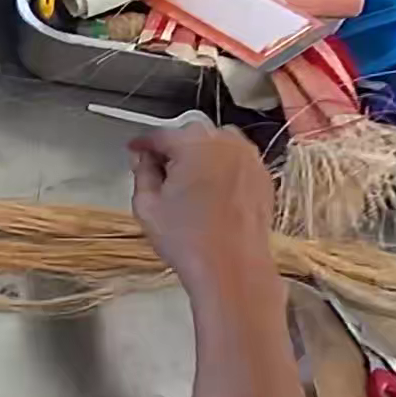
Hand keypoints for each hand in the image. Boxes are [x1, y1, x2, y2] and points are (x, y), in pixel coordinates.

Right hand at [128, 124, 278, 295]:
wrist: (230, 265)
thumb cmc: (184, 237)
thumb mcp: (146, 204)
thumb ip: (142, 173)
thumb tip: (143, 158)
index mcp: (194, 148)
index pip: (161, 134)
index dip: (142, 142)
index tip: (133, 151)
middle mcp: (227, 146)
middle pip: (193, 131)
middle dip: (173, 144)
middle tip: (156, 166)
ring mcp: (250, 160)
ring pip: (219, 141)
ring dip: (198, 151)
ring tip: (183, 175)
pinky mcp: (263, 177)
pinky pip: (236, 158)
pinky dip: (219, 163)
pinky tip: (206, 186)